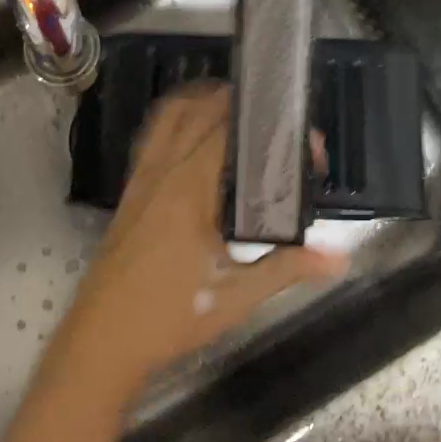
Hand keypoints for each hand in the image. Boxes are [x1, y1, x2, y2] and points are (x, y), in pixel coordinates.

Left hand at [59, 83, 348, 383]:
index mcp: (188, 190)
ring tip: (243, 115)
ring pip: (170, 117)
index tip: (305, 145)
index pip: (230, 132)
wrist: (102, 338)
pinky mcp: (130, 191)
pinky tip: (199, 141)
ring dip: (204, 103)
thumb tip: (338, 257)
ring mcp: (141, 179)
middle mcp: (162, 172)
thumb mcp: (234, 297)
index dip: (270, 127)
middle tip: (281, 125)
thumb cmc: (169, 317)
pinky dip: (179, 122)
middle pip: (199, 111)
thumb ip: (286, 268)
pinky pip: (154, 137)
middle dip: (242, 105)